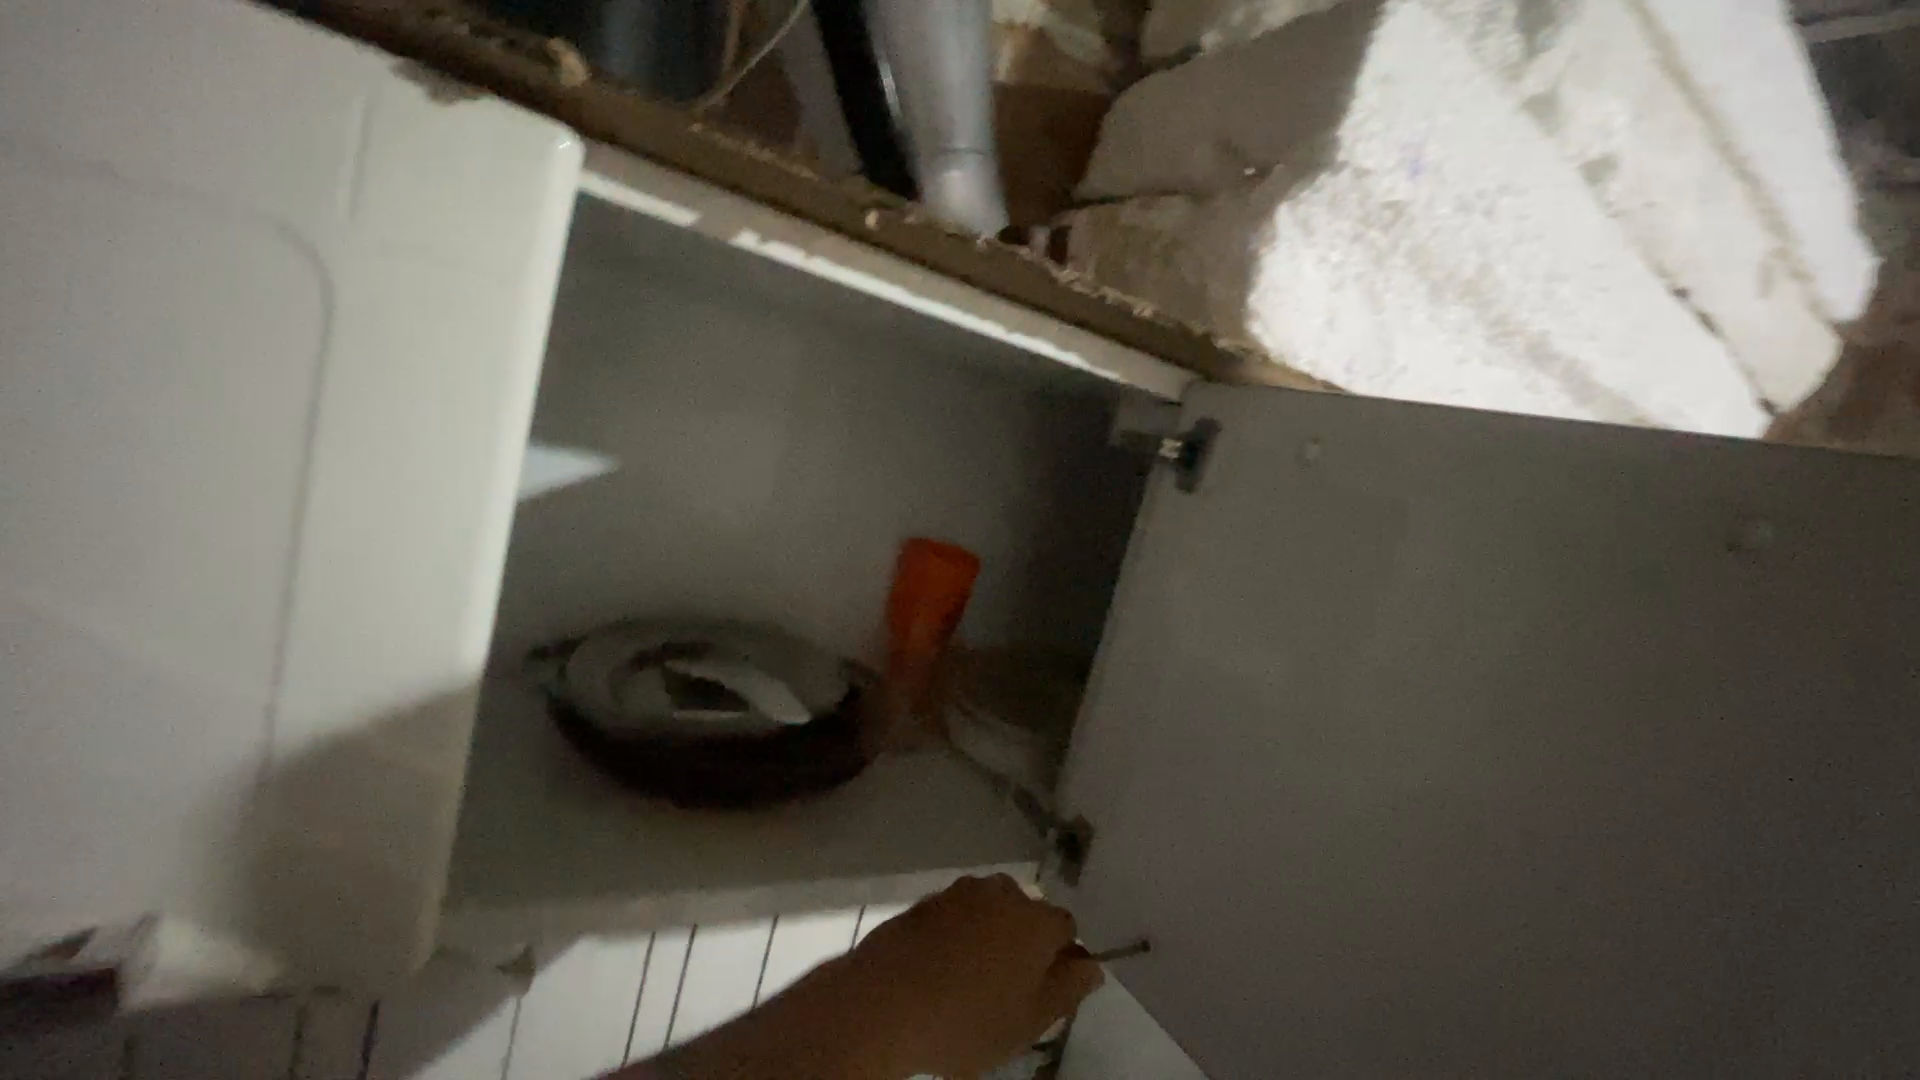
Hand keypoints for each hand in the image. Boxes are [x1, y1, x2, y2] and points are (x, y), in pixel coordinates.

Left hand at [837, 875, 1105, 1077]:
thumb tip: (1091, 965)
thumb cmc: (969, 1018)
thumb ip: (1068, 988)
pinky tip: (943, 967)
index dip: (1060, 957)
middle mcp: (1002, 893)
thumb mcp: (1031, 1020)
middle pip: (1026, 913)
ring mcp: (960, 892)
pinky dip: (957, 933)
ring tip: (972, 977)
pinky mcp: (927, 900)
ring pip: (989, 910)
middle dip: (1023, 941)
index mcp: (1036, 920)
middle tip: (1008, 985)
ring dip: (989, 933)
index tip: (1045, 987)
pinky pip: (956, 914)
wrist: (885, 1000)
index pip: (1066, 927)